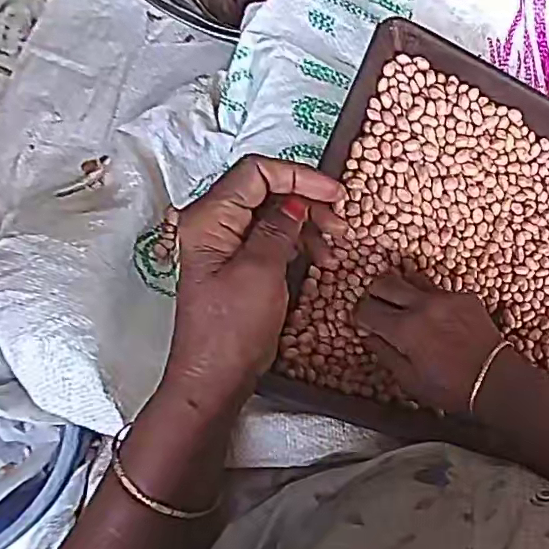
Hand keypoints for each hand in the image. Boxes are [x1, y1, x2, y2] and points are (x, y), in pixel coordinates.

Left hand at [163, 156, 343, 412]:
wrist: (217, 375)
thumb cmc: (232, 328)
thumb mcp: (261, 272)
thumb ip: (277, 229)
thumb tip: (295, 203)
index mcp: (209, 219)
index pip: (256, 174)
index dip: (299, 177)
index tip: (336, 194)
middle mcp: (214, 225)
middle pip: (266, 192)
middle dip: (307, 202)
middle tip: (339, 225)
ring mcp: (227, 246)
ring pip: (274, 216)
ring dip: (308, 226)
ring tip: (332, 250)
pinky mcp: (241, 265)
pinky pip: (272, 240)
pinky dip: (299, 244)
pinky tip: (319, 260)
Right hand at [353, 272, 508, 413]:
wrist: (494, 379)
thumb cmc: (451, 388)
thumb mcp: (410, 380)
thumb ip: (386, 353)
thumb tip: (369, 336)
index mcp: (405, 329)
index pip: (367, 309)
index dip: (360, 316)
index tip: (363, 323)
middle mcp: (423, 306)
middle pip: (385, 283)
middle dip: (375, 294)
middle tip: (378, 308)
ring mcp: (446, 298)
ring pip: (412, 279)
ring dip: (402, 290)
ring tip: (404, 308)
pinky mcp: (465, 297)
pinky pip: (438, 289)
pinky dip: (431, 299)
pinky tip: (436, 317)